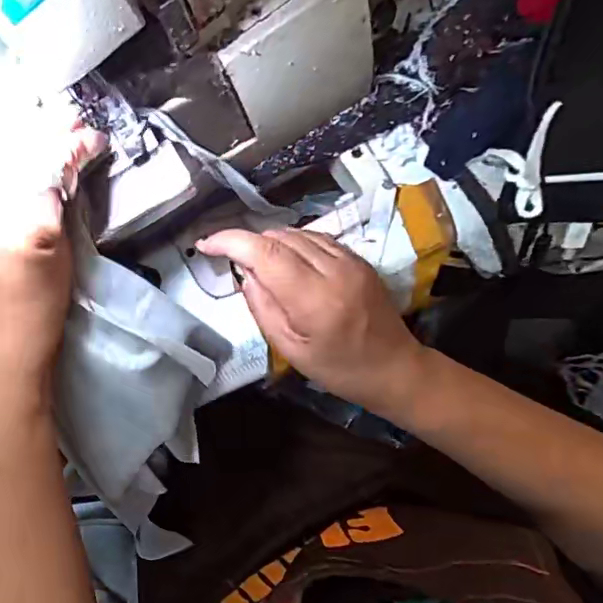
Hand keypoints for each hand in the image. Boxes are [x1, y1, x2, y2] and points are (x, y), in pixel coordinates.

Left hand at [0, 116, 106, 407]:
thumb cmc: (39, 309)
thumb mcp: (59, 249)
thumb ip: (59, 196)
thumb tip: (72, 149)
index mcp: (6, 227)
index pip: (35, 166)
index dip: (60, 143)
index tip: (83, 129)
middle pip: (6, 160)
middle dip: (37, 136)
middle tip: (66, 120)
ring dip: (15, 150)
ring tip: (41, 132)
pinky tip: (12, 163)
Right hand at [196, 228, 430, 414]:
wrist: (395, 368)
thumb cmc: (339, 369)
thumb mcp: (290, 348)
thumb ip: (263, 307)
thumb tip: (246, 274)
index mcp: (314, 299)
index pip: (266, 253)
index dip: (231, 242)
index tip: (207, 244)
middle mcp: (334, 270)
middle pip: (279, 237)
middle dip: (247, 242)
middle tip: (229, 260)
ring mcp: (350, 261)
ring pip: (297, 232)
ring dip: (269, 241)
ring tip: (254, 261)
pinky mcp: (358, 259)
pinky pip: (317, 238)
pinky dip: (292, 243)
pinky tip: (284, 260)